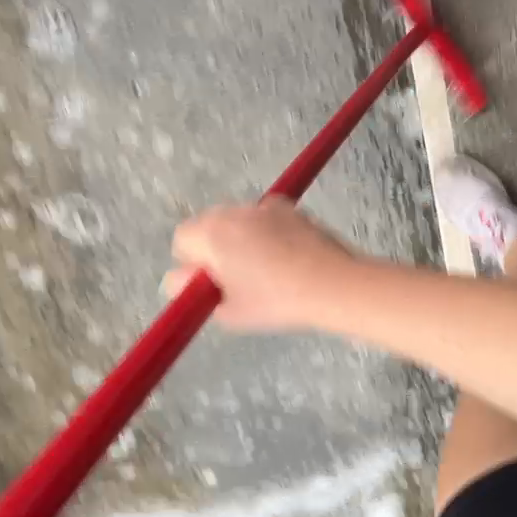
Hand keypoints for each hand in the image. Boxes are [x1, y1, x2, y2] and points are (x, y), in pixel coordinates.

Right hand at [165, 200, 363, 330]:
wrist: (336, 286)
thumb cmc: (278, 301)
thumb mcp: (227, 310)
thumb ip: (193, 293)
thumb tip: (181, 281)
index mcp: (212, 232)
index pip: (183, 240)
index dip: (194, 265)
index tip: (214, 286)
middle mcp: (237, 211)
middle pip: (212, 226)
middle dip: (218, 249)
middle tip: (242, 281)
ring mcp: (269, 207)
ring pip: (242, 223)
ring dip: (246, 241)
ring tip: (271, 273)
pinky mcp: (297, 211)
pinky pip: (271, 221)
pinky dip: (273, 234)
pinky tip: (291, 260)